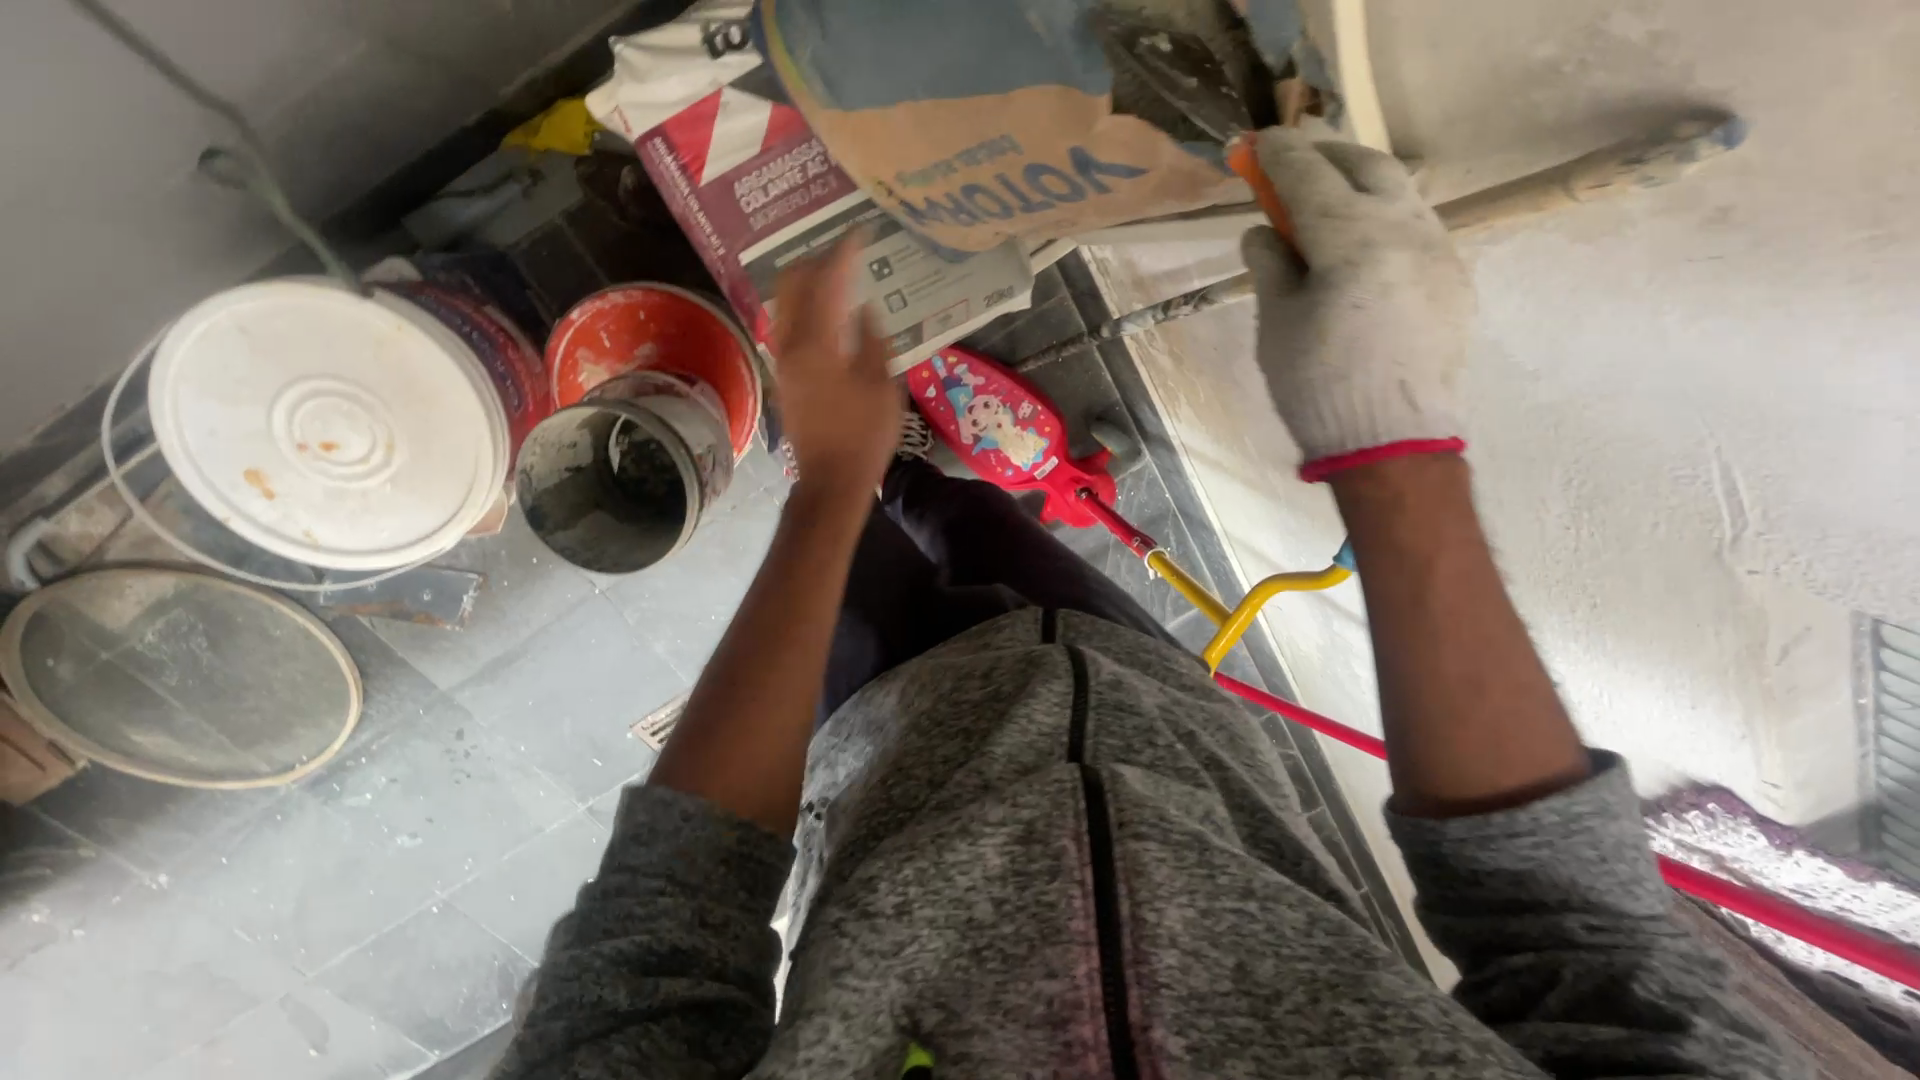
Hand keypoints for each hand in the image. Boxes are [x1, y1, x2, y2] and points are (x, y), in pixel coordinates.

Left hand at [769, 234, 902, 494]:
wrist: (831, 480)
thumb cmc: (865, 437)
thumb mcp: (883, 386)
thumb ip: (872, 340)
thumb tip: (863, 309)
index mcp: (817, 343)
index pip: (827, 281)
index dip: (843, 252)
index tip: (859, 233)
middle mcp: (790, 344)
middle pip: (792, 283)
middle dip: (816, 260)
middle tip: (845, 253)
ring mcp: (782, 360)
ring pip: (786, 303)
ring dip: (807, 283)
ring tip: (837, 278)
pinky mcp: (784, 375)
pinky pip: (789, 324)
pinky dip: (806, 307)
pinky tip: (829, 314)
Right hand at [1240, 127, 1474, 480]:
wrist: (1392, 443)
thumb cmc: (1319, 387)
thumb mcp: (1277, 325)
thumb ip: (1272, 266)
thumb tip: (1265, 232)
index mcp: (1352, 239)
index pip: (1308, 178)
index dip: (1278, 156)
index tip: (1257, 143)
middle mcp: (1406, 229)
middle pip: (1367, 165)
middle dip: (1327, 154)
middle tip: (1293, 158)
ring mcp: (1439, 251)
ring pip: (1400, 192)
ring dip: (1360, 182)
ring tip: (1327, 197)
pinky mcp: (1454, 278)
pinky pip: (1418, 228)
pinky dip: (1384, 219)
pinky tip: (1361, 244)